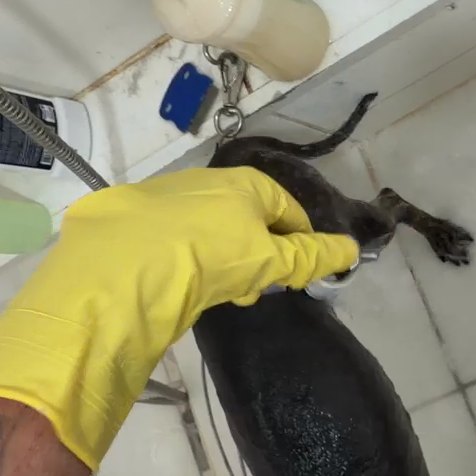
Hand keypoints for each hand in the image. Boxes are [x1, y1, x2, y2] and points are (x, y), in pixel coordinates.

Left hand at [0, 167, 358, 469]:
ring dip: (224, 261)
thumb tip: (353, 250)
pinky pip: (174, 239)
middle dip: (259, 255)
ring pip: (212, 230)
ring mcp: (166, 197)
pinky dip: (186, 260)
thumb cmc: (212, 256)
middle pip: (250, 220)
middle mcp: (207, 181)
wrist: (122, 268)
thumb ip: (312, 257)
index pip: (289, 209)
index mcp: (246, 183)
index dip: (301, 242)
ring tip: (218, 294)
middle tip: (256, 290)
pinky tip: (178, 287)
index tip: (298, 274)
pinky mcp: (132, 219)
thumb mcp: (271, 262)